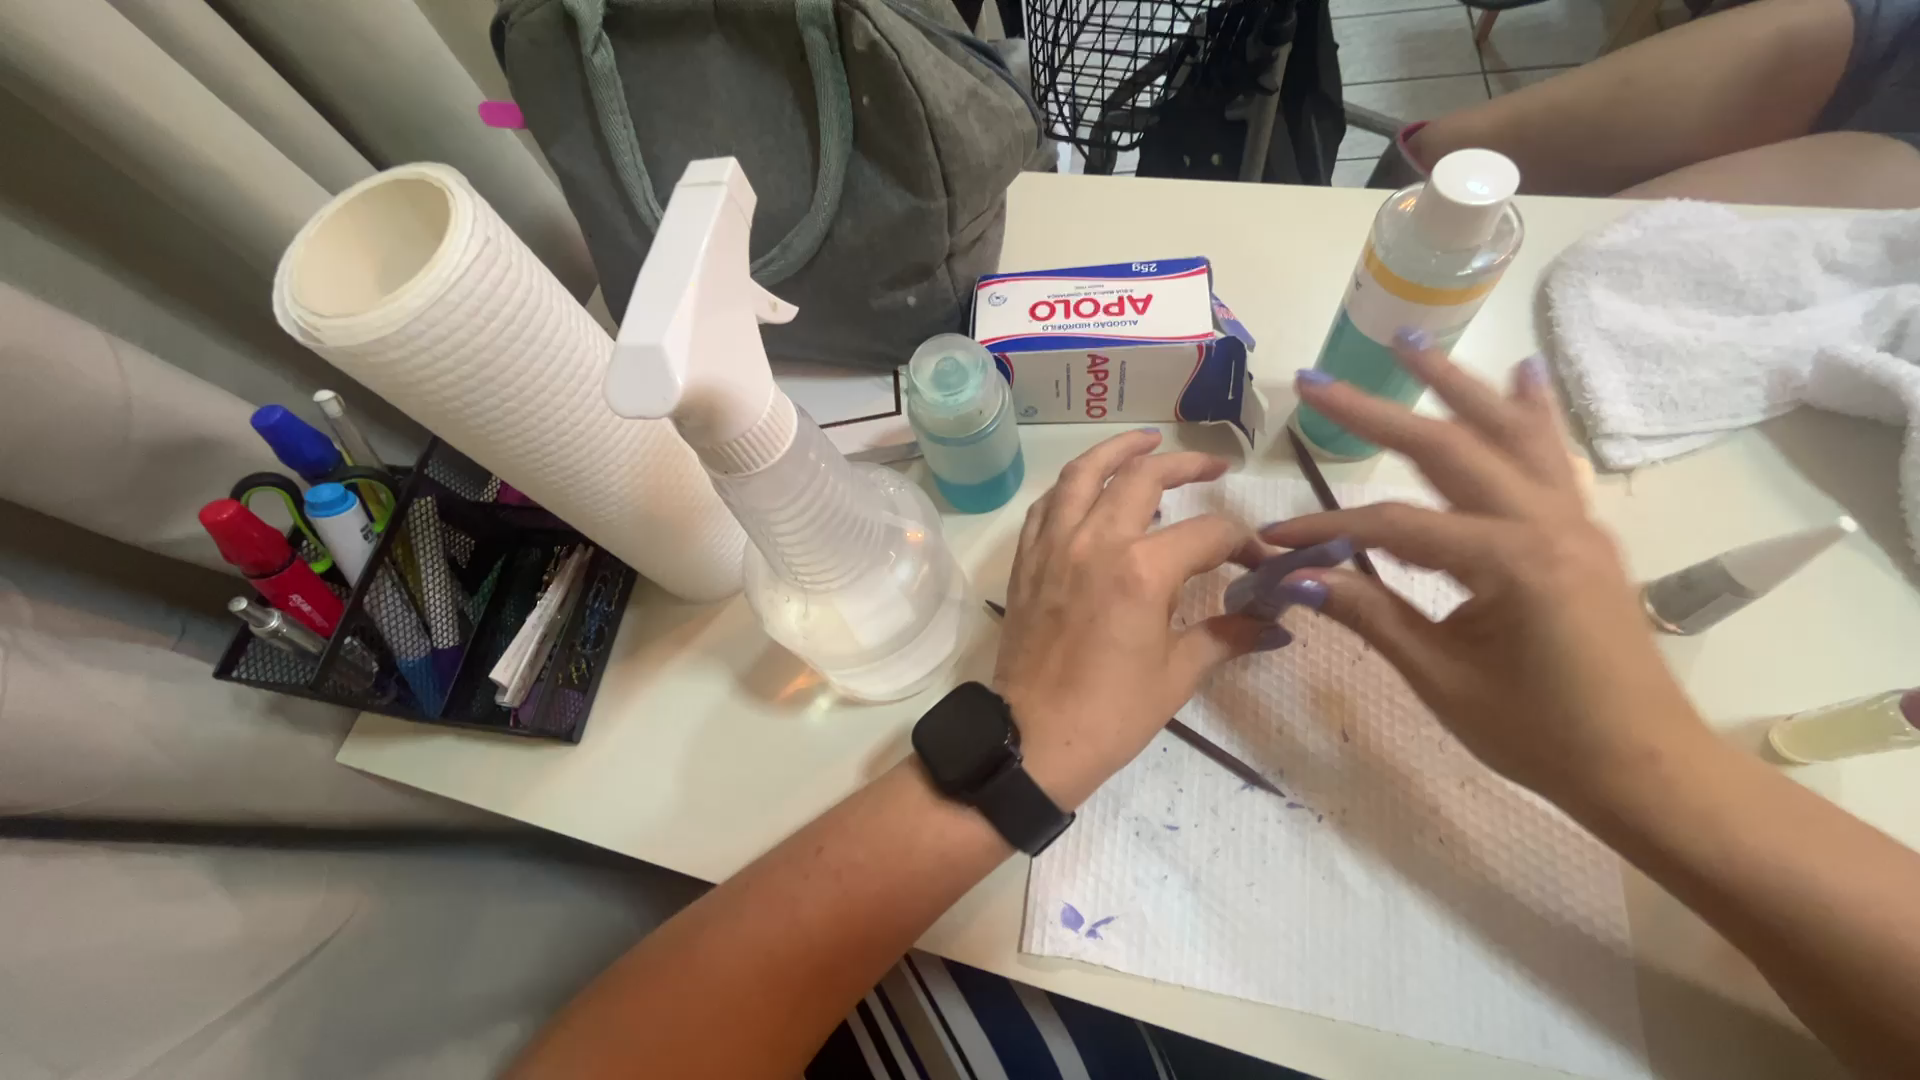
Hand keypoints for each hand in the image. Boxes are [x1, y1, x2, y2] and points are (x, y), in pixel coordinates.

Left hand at [994, 429, 1284, 808]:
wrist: (1033, 739)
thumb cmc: (1111, 713)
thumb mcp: (1177, 674)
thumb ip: (1227, 636)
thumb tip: (1275, 625)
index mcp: (1141, 570)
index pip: (1207, 533)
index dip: (1241, 542)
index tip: (1257, 560)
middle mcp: (1095, 541)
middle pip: (1142, 477)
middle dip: (1185, 463)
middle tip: (1212, 465)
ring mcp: (1053, 546)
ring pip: (1081, 474)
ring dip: (1117, 450)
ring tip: (1145, 441)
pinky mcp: (1026, 560)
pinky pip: (1047, 505)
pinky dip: (1070, 487)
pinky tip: (1086, 488)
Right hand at [1267, 336, 1709, 803]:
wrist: (1646, 769)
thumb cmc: (1540, 735)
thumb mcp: (1439, 678)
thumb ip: (1368, 614)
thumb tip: (1293, 578)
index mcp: (1509, 561)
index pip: (1392, 527)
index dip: (1324, 531)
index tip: (1272, 540)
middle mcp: (1546, 523)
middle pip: (1446, 448)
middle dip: (1374, 411)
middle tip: (1314, 382)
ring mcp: (1572, 522)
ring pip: (1506, 434)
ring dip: (1454, 386)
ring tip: (1412, 341)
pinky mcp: (1581, 533)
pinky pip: (1548, 459)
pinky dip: (1529, 414)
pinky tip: (1521, 377)